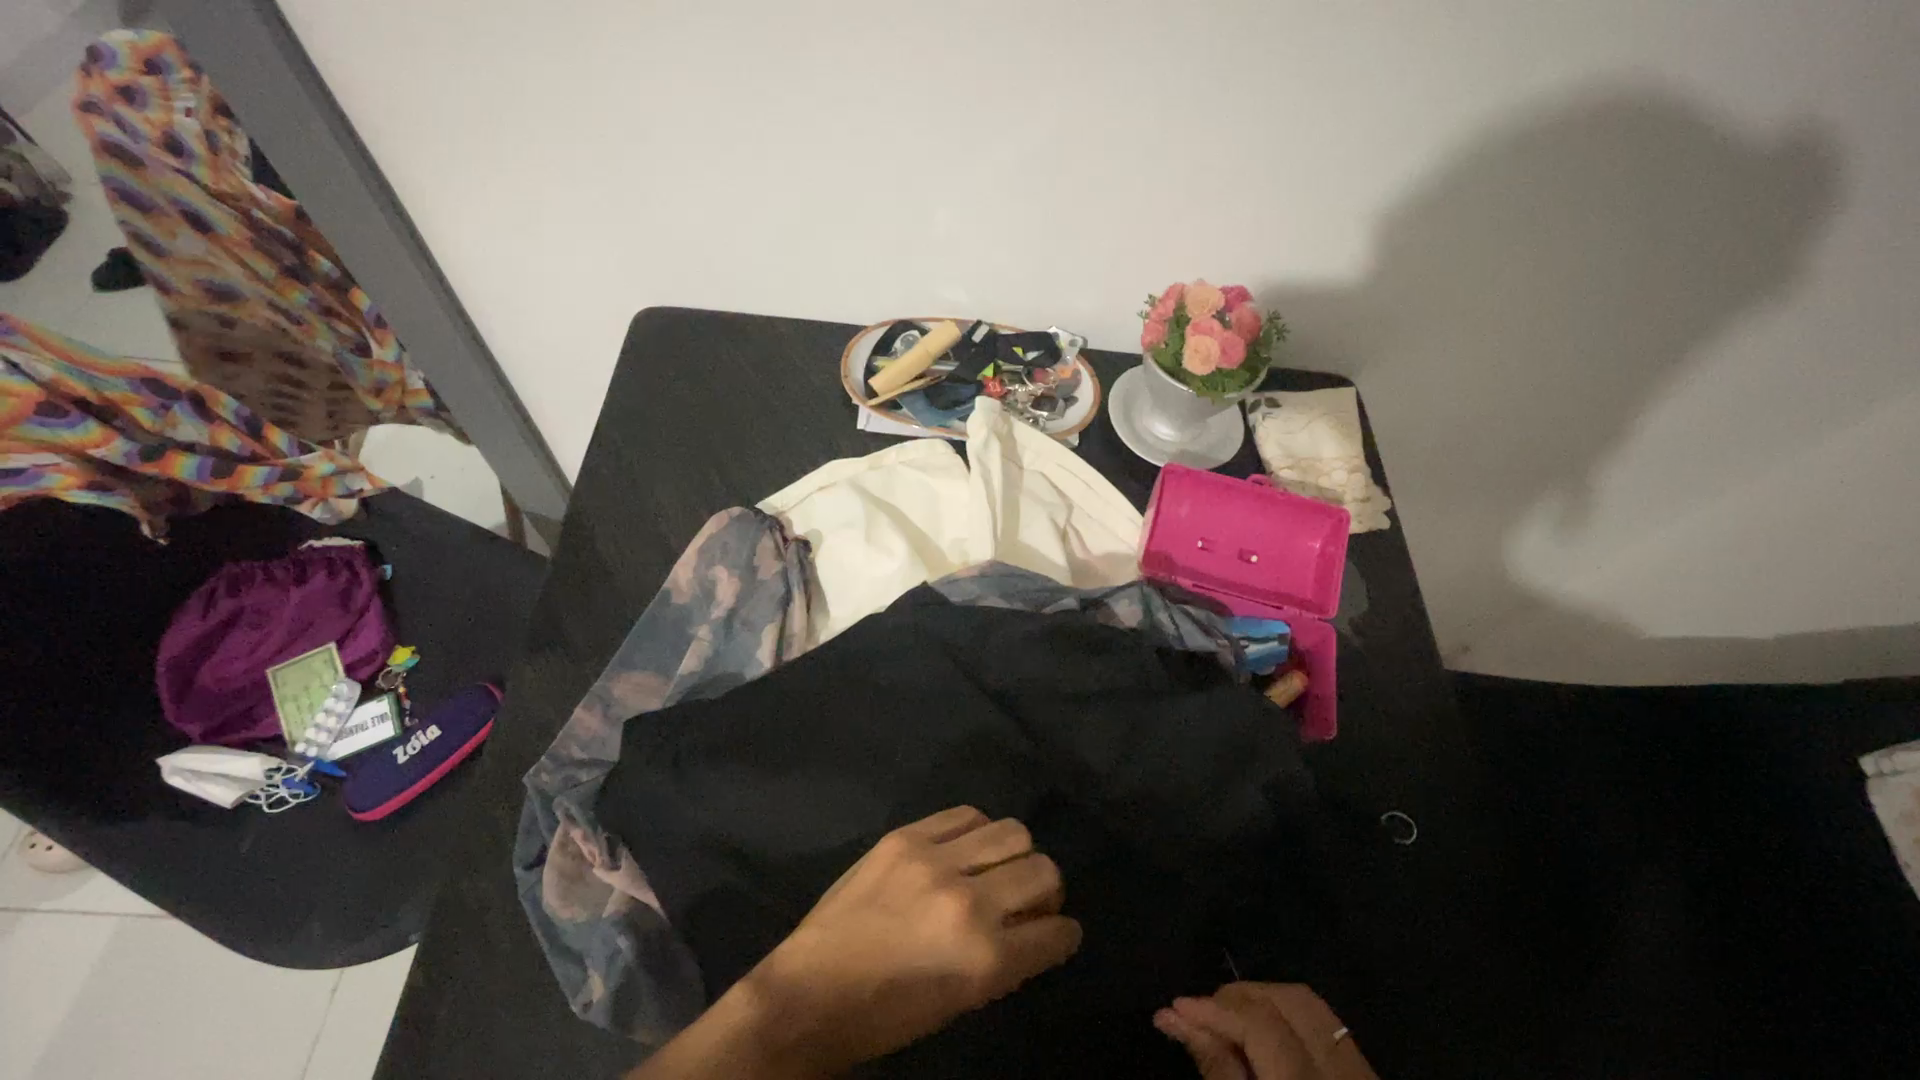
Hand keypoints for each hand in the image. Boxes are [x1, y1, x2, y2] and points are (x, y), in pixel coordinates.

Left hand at [740, 805, 1082, 1074]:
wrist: (811, 992)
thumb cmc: (889, 1014)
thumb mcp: (963, 1000)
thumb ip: (1008, 958)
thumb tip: (1038, 924)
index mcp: (986, 958)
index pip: (1058, 931)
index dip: (1062, 933)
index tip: (1055, 931)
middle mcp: (969, 901)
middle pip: (1044, 870)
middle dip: (1045, 890)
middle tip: (1024, 900)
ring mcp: (934, 862)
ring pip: (1013, 832)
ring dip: (1015, 854)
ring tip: (993, 869)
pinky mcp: (905, 837)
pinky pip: (966, 813)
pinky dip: (976, 830)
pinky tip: (963, 850)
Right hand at [1155, 983, 1377, 1079]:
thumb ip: (1217, 1071)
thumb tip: (1175, 1018)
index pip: (1260, 1026)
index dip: (1214, 1009)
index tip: (1173, 1009)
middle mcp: (1345, 1077)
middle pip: (1291, 1002)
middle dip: (1239, 998)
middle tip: (1199, 1015)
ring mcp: (1364, 1076)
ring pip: (1311, 1008)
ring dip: (1263, 1002)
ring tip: (1225, 1020)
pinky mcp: (1367, 1078)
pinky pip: (1325, 1028)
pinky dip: (1287, 1019)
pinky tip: (1260, 1038)